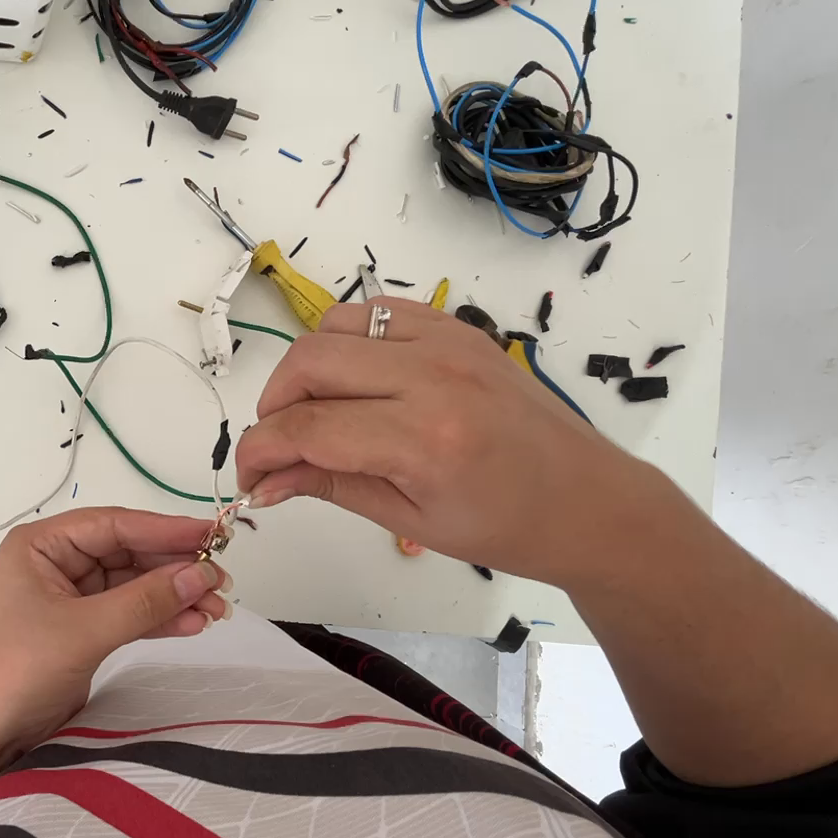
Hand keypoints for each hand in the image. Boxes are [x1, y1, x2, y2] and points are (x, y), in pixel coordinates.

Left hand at [0, 507, 229, 760]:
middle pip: (127, 553)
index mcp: (42, 545)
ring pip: (132, 585)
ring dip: (172, 596)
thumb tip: (203, 575)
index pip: (113, 525)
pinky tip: (192, 624)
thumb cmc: (19, 670)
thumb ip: (145, 602)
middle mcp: (55, 562)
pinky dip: (158, 619)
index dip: (165, 529)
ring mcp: (68, 596)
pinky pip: (127, 613)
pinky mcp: (80, 628)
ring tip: (218, 608)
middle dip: (174, 568)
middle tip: (223, 580)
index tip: (212, 534)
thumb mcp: (85, 631)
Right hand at [236, 298, 680, 587]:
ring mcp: (447, 341)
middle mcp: (433, 376)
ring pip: (332, 327)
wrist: (588, 499)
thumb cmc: (500, 526)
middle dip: (272, 407)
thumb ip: (325, 486)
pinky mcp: (455, 326)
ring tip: (316, 411)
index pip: (306, 428)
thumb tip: (260, 482)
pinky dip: (345, 342)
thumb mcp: (405, 519)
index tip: (249, 477)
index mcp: (424, 439)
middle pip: (307, 363)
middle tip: (279, 445)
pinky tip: (354, 381)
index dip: (258, 451)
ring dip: (304, 370)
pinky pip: (374, 312)